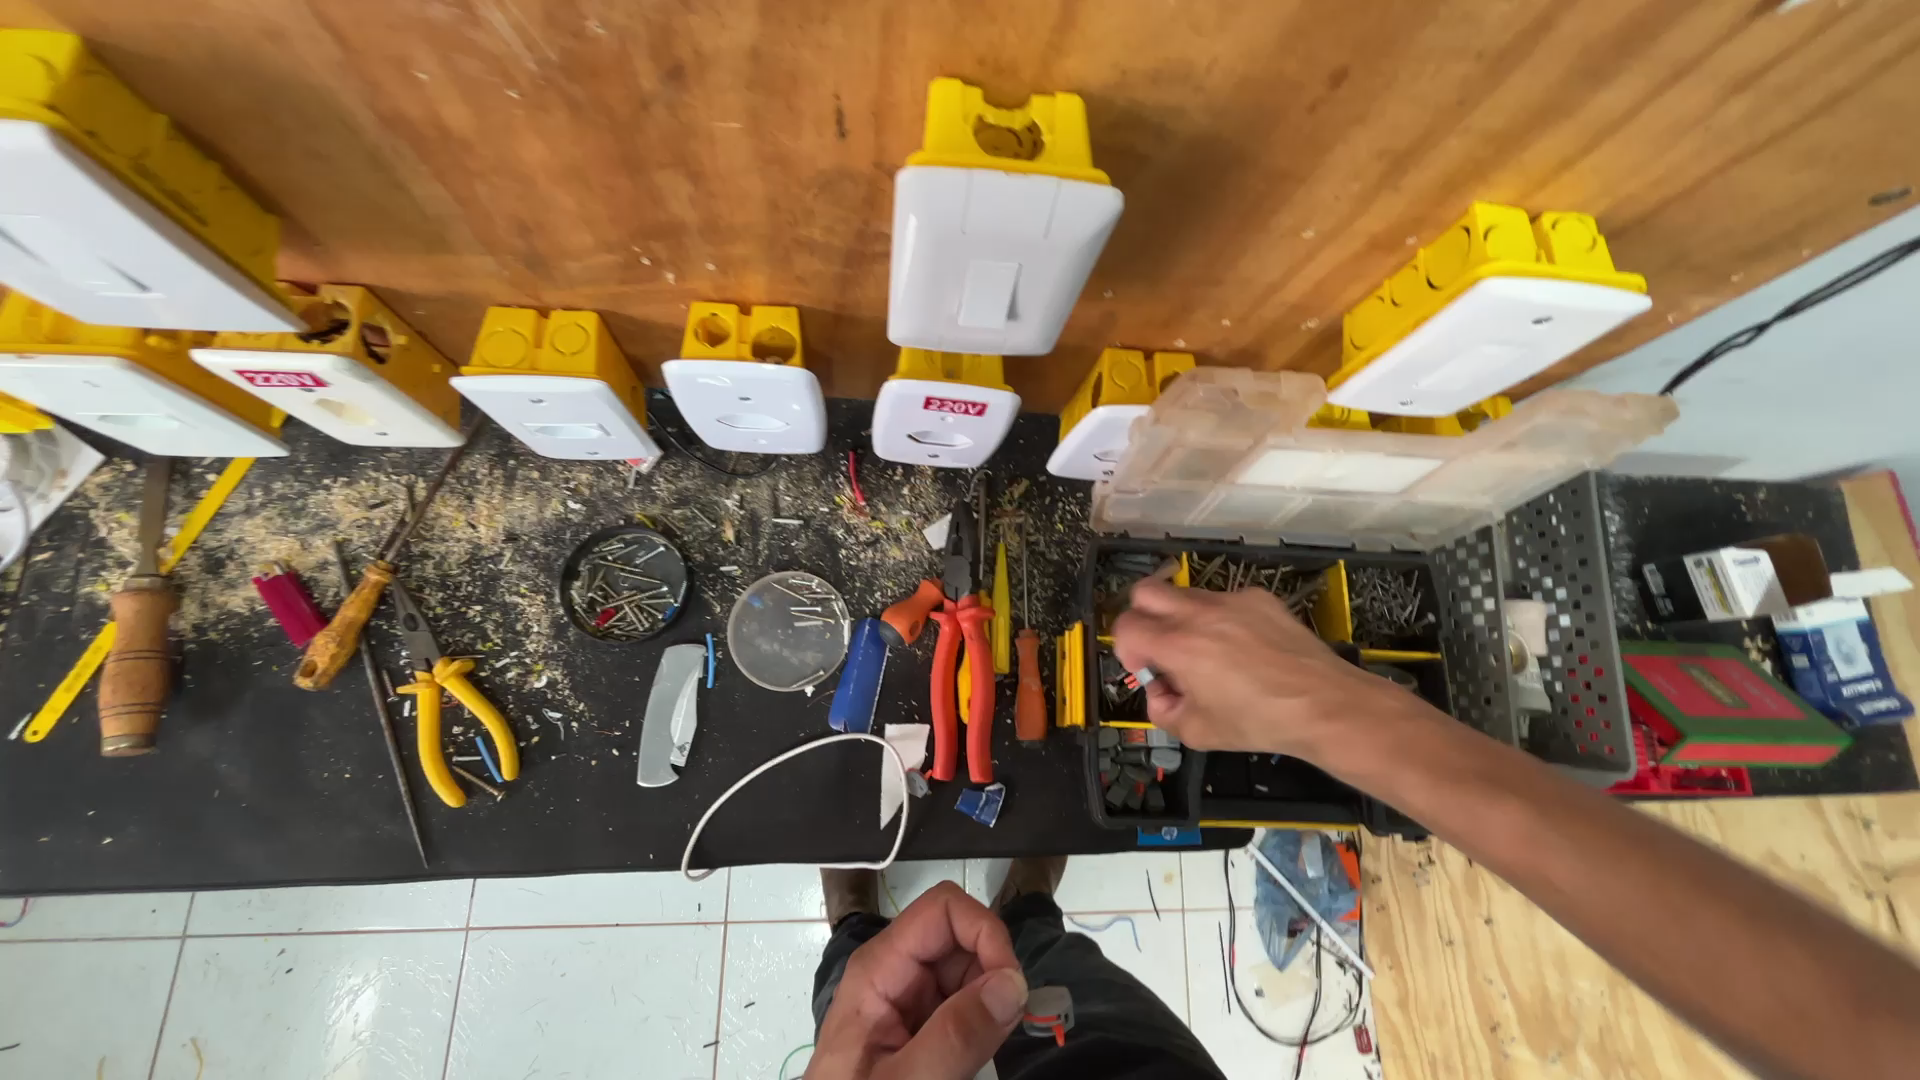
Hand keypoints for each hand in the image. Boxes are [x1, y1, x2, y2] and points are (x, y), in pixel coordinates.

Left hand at [808, 882, 1029, 1079]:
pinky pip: (964, 1001)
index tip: (1011, 986)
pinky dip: (983, 1020)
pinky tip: (975, 1056)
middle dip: (993, 971)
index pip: (943, 909)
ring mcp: (909, 996)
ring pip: (969, 968)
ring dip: (991, 999)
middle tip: (1005, 1026)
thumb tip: (1014, 983)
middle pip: (960, 936)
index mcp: (880, 966)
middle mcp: (895, 969)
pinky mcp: (921, 1023)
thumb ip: (955, 1037)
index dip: (984, 931)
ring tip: (984, 1050)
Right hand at [1111, 579, 1437, 762]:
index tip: (1144, 668)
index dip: (1126, 649)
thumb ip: (1162, 710)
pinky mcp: (1258, 598)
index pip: (1126, 626)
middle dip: (1143, 618)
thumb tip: (1159, 692)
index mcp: (1179, 646)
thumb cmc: (1261, 722)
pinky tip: (1241, 647)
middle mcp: (1200, 614)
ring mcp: (1231, 601)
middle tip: (1160, 647)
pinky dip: (1220, 618)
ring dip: (1181, 618)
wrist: (1323, 705)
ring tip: (1205, 651)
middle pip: (1145, 592)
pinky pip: (1223, 599)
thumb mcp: (1197, 732)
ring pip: (1185, 594)